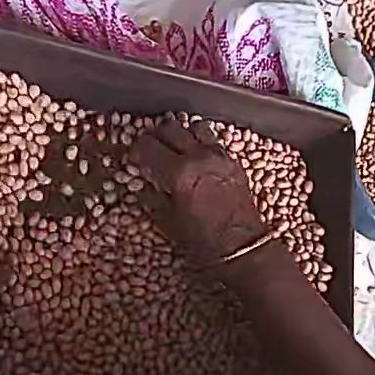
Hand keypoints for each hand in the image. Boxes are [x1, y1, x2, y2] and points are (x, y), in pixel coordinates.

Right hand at [130, 117, 270, 268]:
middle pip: (170, 129)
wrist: (241, 246)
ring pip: (194, 128)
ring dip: (181, 134)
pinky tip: (196, 158)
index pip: (149, 146)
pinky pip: (213, 141)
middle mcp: (200, 157)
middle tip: (149, 150)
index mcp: (180, 173)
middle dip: (156, 137)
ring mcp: (219, 157)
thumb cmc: (203, 241)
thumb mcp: (169, 221)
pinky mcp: (233, 162)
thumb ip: (153, 196)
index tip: (133, 158)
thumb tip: (143, 183)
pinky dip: (200, 143)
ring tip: (174, 149)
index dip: (136, 150)